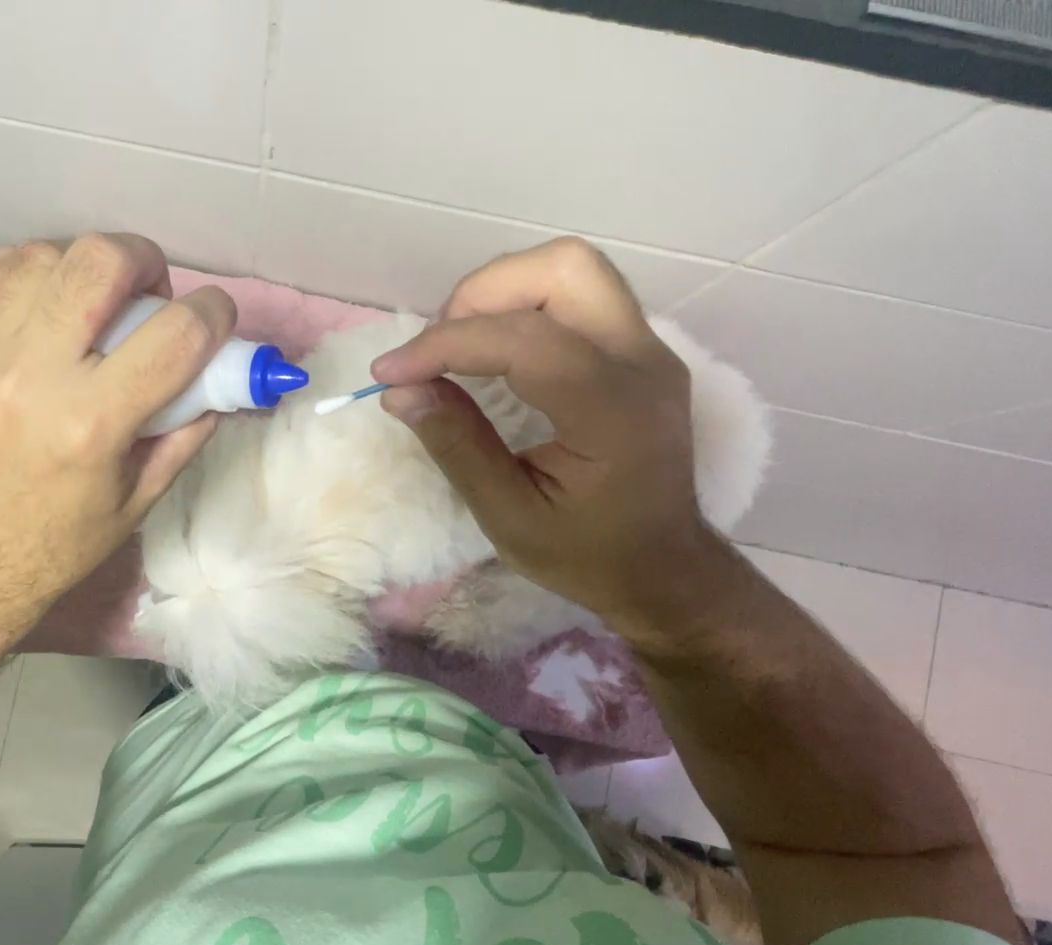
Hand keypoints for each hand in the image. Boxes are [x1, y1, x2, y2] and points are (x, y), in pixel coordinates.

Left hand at [0, 234, 233, 634]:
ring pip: (37, 256)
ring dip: (77, 269)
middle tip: (143, 293)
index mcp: (91, 424)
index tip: (214, 318)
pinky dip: (17, 276)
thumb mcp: (140, 500)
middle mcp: (29, 378)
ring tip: (84, 304)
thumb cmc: (60, 544)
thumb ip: (187, 430)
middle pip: (98, 261)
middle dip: (141, 260)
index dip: (214, 313)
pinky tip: (31, 308)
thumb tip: (220, 374)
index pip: (176, 333)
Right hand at [371, 238, 744, 648]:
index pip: (525, 340)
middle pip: (564, 269)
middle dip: (481, 295)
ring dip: (502, 293)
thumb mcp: (509, 518)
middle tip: (437, 349)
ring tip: (458, 345)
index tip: (387, 373)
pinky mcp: (640, 350)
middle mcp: (642, 362)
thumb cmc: (587, 555)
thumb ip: (458, 448)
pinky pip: (578, 297)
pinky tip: (492, 351)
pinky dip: (522, 306)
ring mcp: (648, 350)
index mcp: (614, 413)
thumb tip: (401, 392)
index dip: (445, 345)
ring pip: (573, 270)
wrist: (664, 569)